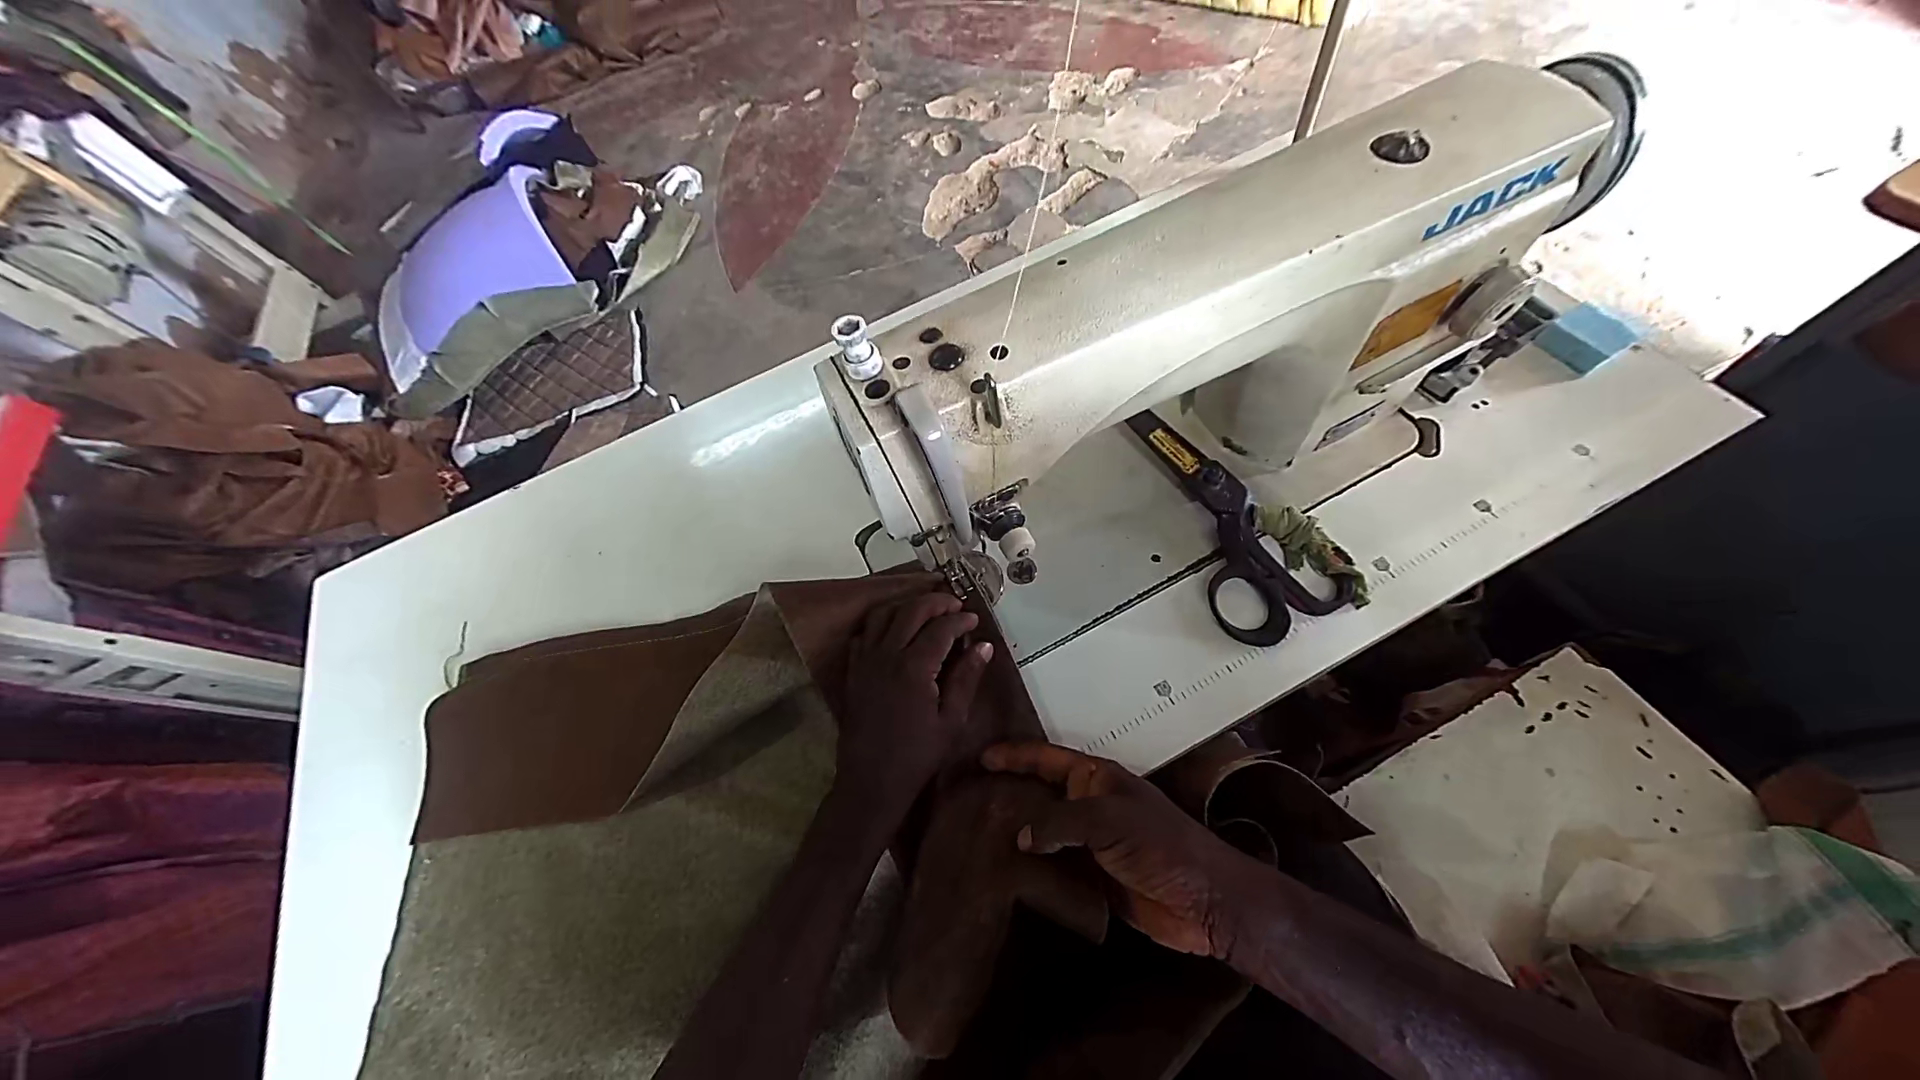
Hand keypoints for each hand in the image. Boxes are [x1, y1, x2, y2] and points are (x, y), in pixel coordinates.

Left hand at [839, 589, 993, 811]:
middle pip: (911, 611)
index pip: (941, 628)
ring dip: (907, 605)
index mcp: (914, 667)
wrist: (871, 781)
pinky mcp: (852, 670)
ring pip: (883, 614)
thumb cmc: (917, 755)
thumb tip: (983, 646)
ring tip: (927, 610)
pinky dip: (882, 622)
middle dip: (936, 602)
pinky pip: (865, 633)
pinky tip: (895, 630)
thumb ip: (966, 678)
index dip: (960, 620)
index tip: (974, 620)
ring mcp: (865, 661)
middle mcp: (886, 655)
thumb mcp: (951, 720)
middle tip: (955, 605)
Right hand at [981, 741, 1258, 958]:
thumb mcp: (1110, 821)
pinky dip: (1031, 867)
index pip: (1047, 758)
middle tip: (968, 798)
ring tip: (975, 835)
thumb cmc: (1163, 846)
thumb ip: (1061, 823)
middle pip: (1041, 792)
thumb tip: (1018, 836)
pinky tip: (1005, 871)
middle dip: (1009, 792)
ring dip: (1016, 832)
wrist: (1206, 902)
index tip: (982, 757)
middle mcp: (1088, 804)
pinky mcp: (1092, 876)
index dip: (1015, 755)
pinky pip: (1054, 865)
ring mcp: (1090, 841)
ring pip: (1044, 831)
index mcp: (1096, 778)